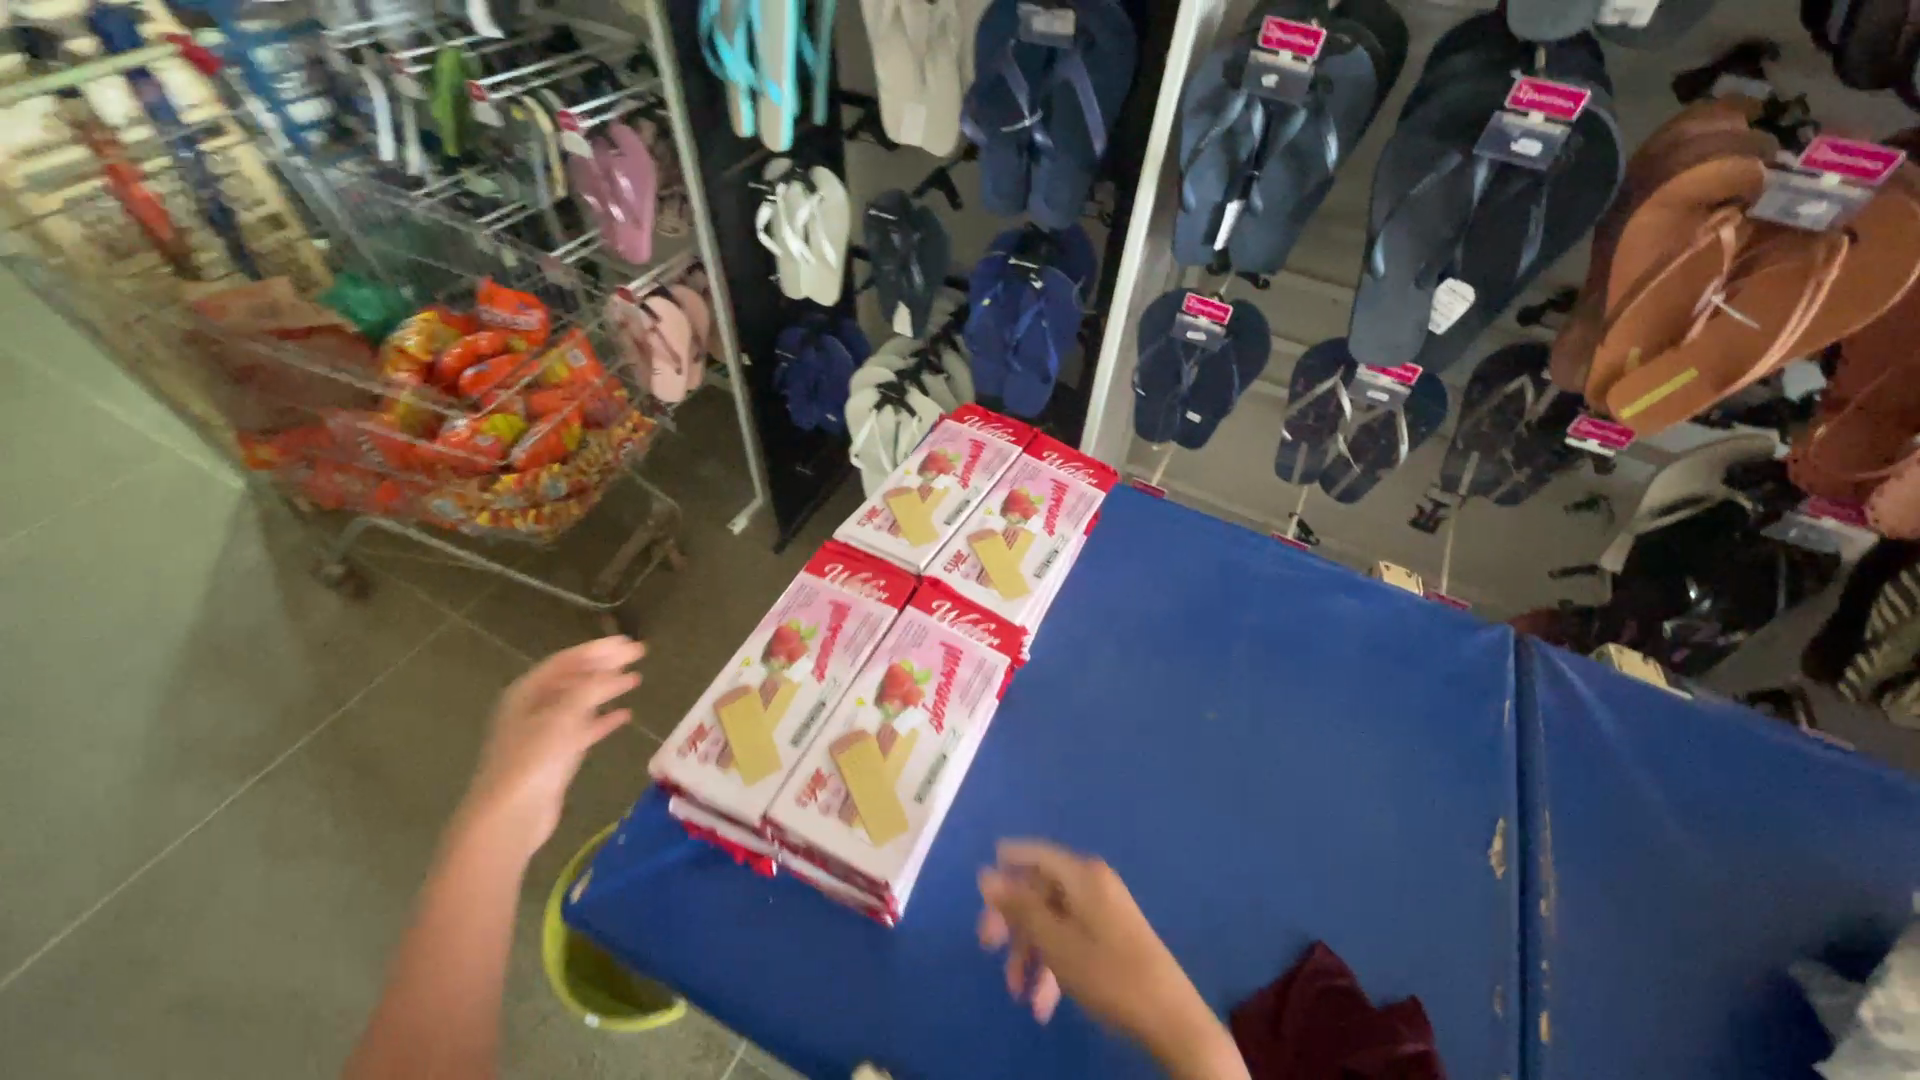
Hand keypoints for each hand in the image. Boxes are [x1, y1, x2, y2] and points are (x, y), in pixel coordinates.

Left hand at [460, 636, 645, 859]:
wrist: (509, 817)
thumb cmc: (530, 762)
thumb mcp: (560, 719)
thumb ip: (588, 691)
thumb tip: (612, 669)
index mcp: (527, 693)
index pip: (567, 661)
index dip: (598, 650)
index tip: (628, 643)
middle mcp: (534, 707)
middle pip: (574, 679)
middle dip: (604, 666)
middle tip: (637, 655)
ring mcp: (544, 732)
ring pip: (580, 702)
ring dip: (606, 690)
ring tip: (634, 680)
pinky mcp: (556, 755)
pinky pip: (583, 729)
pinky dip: (603, 720)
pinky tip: (624, 716)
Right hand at [978, 841, 1246, 1079]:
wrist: (1169, 1017)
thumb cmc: (1107, 972)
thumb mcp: (1054, 941)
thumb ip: (1019, 906)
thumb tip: (986, 873)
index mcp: (1081, 875)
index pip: (1034, 854)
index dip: (1005, 866)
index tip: (980, 892)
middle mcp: (1092, 885)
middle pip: (1039, 890)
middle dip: (1012, 922)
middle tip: (987, 948)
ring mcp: (1103, 912)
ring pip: (1051, 921)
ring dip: (1030, 955)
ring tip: (1019, 993)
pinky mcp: (1110, 939)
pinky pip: (1070, 940)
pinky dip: (1053, 966)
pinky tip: (1043, 1006)